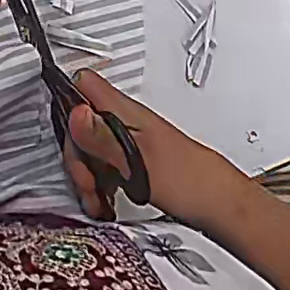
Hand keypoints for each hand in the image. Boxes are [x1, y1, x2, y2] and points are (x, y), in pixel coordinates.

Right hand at [65, 71, 289, 289]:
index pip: (83, 85)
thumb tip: (75, 112)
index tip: (67, 135)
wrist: (221, 204)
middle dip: (77, 155)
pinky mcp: (134, 159)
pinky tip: (105, 200)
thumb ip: (102, 137)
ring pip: (91, 147)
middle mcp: (125, 120)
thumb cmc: (189, 180)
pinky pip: (104, 164)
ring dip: (87, 175)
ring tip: (96, 199)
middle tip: (87, 182)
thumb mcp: (136, 160)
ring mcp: (130, 139)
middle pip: (81, 123)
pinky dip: (99, 183)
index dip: (68, 104)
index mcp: (125, 111)